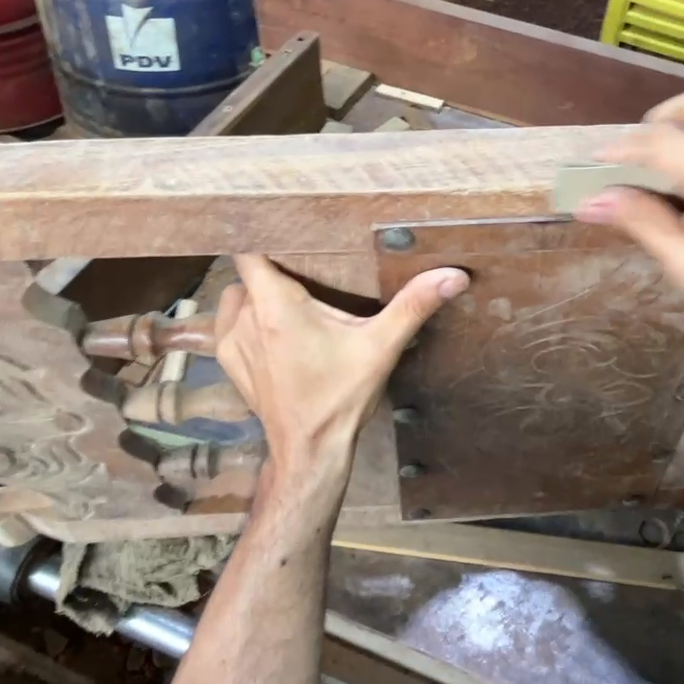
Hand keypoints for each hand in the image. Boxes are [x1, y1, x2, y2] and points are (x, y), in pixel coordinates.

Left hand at [214, 255, 467, 473]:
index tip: (288, 231)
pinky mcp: (229, 360)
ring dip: (258, 293)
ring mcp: (232, 341)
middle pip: (250, 272)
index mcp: (277, 306)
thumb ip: (414, 305)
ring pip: (237, 294)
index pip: (250, 249)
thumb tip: (454, 276)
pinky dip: (246, 317)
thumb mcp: (381, 347)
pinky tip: (273, 328)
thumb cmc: (341, 398)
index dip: (265, 236)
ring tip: (291, 300)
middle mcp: (245, 318)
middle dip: (275, 268)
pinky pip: (229, 321)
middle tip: (308, 269)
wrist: (309, 451)